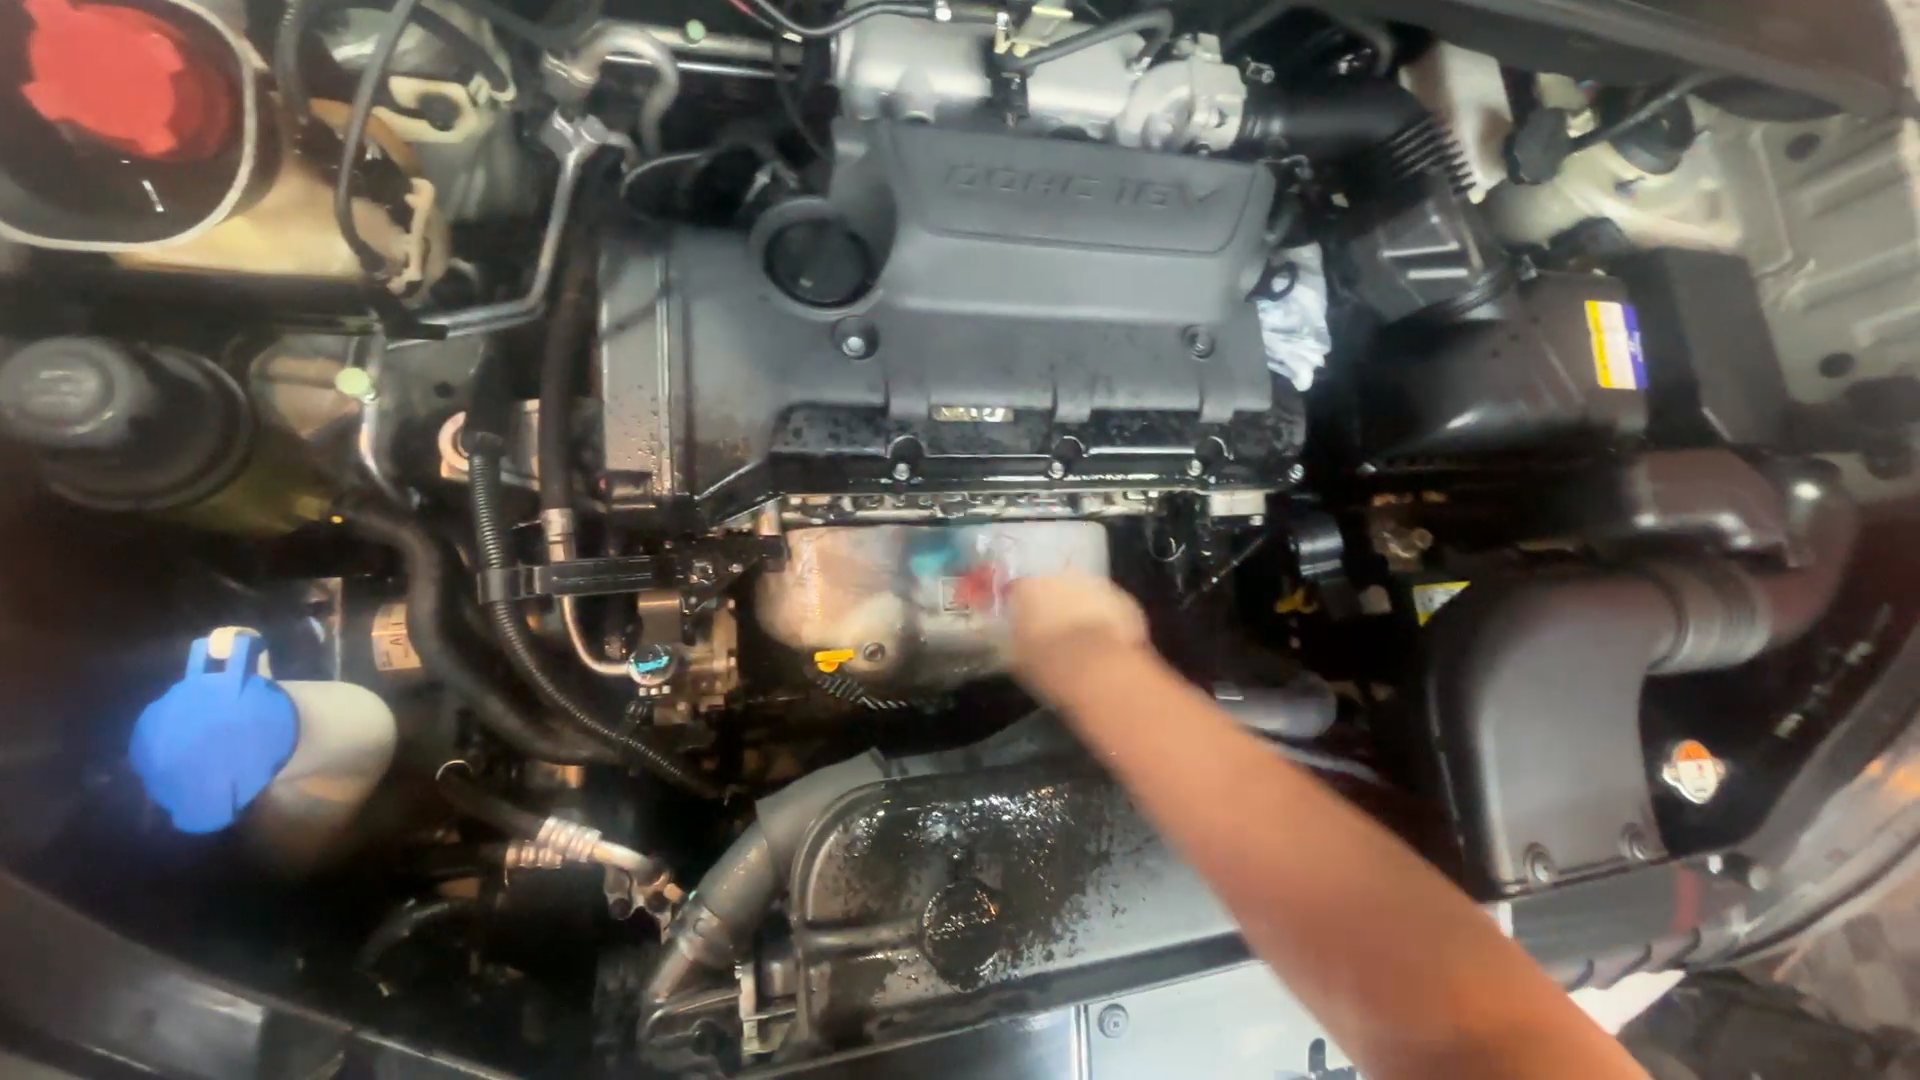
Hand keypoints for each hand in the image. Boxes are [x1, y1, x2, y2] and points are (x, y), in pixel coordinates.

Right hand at [1003, 576, 1150, 702]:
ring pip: (1085, 593)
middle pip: (1055, 586)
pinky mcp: (1125, 600)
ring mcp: (1097, 585)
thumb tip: (1019, 639)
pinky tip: (1107, 643)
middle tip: (1054, 631)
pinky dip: (1107, 620)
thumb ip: (1016, 639)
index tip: (1021, 622)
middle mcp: (1061, 577)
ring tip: (1084, 640)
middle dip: (1054, 604)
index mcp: (1028, 589)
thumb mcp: (1018, 658)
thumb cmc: (1049, 665)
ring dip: (1082, 609)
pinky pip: (1111, 606)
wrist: (1099, 670)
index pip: (1018, 589)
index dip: (1020, 605)